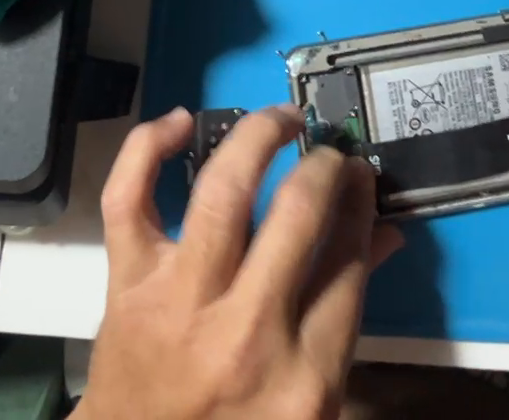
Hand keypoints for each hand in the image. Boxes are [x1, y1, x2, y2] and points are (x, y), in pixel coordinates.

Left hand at [78, 106, 403, 419]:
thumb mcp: (312, 395)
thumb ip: (346, 309)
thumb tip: (384, 230)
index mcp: (303, 373)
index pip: (347, 259)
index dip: (360, 201)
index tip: (360, 173)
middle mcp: (244, 332)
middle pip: (296, 216)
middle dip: (324, 167)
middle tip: (329, 150)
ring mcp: (178, 302)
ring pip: (221, 194)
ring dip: (258, 138)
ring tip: (281, 117)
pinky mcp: (124, 284)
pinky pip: (128, 199)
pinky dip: (148, 149)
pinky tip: (181, 121)